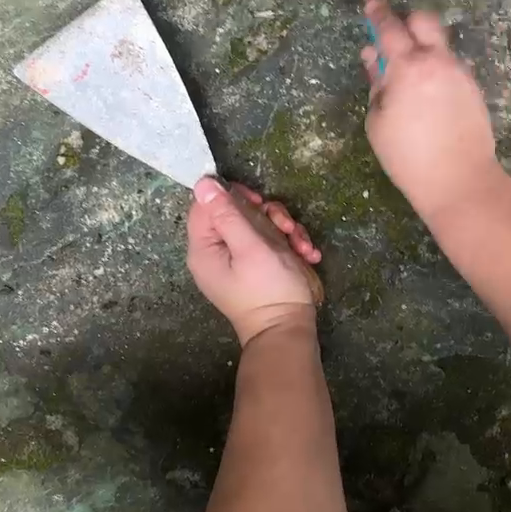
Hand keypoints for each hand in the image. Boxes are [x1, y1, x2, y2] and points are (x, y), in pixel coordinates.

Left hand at [185, 178, 323, 346]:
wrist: (290, 329)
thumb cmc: (267, 289)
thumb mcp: (250, 247)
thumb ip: (227, 214)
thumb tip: (203, 182)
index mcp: (205, 248)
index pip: (205, 205)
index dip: (229, 196)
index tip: (256, 201)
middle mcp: (219, 251)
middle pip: (237, 212)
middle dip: (267, 214)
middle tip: (284, 224)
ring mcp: (242, 258)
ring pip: (261, 223)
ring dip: (285, 228)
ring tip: (301, 246)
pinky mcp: (262, 264)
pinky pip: (274, 241)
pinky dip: (292, 243)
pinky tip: (307, 255)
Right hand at [360, 0, 504, 219]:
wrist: (460, 180)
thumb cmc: (408, 157)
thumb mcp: (378, 121)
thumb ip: (377, 84)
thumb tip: (374, 58)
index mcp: (409, 67)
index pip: (390, 28)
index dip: (377, 12)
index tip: (371, 2)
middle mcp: (438, 62)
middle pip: (425, 20)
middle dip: (409, 21)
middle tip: (395, 38)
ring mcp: (460, 73)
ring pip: (440, 45)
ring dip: (424, 50)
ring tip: (412, 80)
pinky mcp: (473, 88)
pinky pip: (451, 67)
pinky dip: (438, 71)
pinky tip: (430, 97)